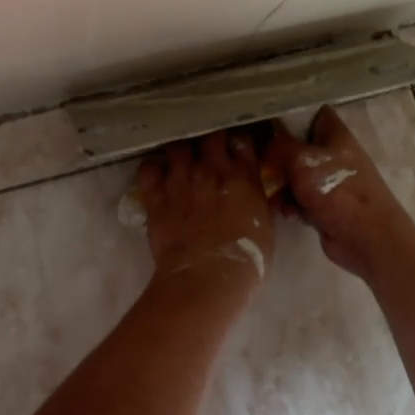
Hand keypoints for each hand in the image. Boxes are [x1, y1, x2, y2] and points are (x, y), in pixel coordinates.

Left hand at [138, 131, 275, 294]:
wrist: (205, 279)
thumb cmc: (245, 260)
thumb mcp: (265, 226)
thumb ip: (256, 198)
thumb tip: (252, 187)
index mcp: (242, 177)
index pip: (242, 140)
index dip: (239, 140)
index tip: (237, 146)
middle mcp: (211, 170)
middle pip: (211, 136)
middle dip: (212, 139)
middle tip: (210, 150)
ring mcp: (181, 180)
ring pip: (178, 146)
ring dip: (181, 152)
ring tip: (182, 161)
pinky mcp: (157, 195)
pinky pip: (149, 168)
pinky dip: (152, 169)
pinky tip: (157, 175)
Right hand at [266, 106, 414, 279]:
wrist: (368, 238)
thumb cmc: (338, 190)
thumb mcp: (302, 161)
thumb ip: (278, 145)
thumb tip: (261, 138)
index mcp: (333, 132)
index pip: (308, 111)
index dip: (286, 113)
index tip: (261, 119)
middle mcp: (331, 152)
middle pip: (295, 145)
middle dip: (275, 155)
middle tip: (257, 162)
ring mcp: (328, 180)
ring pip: (293, 174)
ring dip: (280, 185)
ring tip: (273, 195)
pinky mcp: (323, 204)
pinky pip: (298, 198)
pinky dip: (290, 204)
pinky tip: (287, 213)